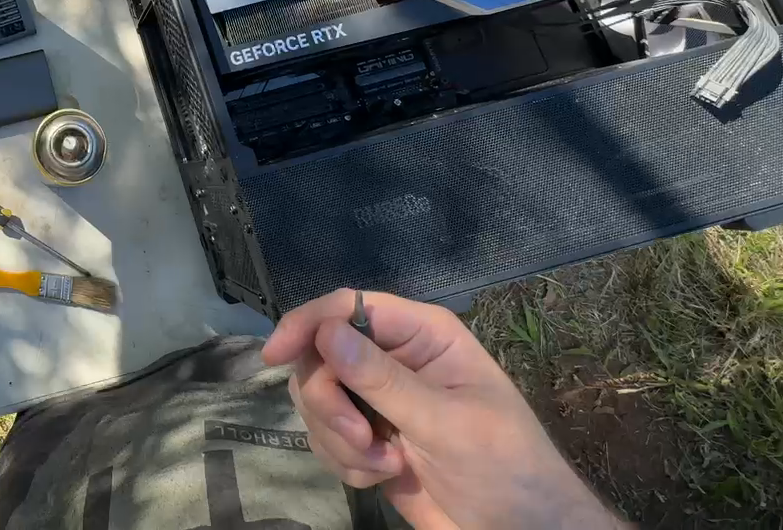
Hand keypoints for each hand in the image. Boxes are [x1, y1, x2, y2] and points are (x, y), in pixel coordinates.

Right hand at [263, 290, 622, 529]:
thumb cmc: (507, 473)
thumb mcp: (448, 425)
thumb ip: (383, 380)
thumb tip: (325, 333)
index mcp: (419, 333)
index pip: (347, 307)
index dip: (306, 324)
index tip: (274, 355)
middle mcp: (391, 353)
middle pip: (319, 352)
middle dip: (330, 401)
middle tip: (361, 439)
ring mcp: (375, 395)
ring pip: (314, 393)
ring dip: (339, 437)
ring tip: (383, 464)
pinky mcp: (365, 432)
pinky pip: (322, 431)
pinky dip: (343, 459)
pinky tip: (381, 476)